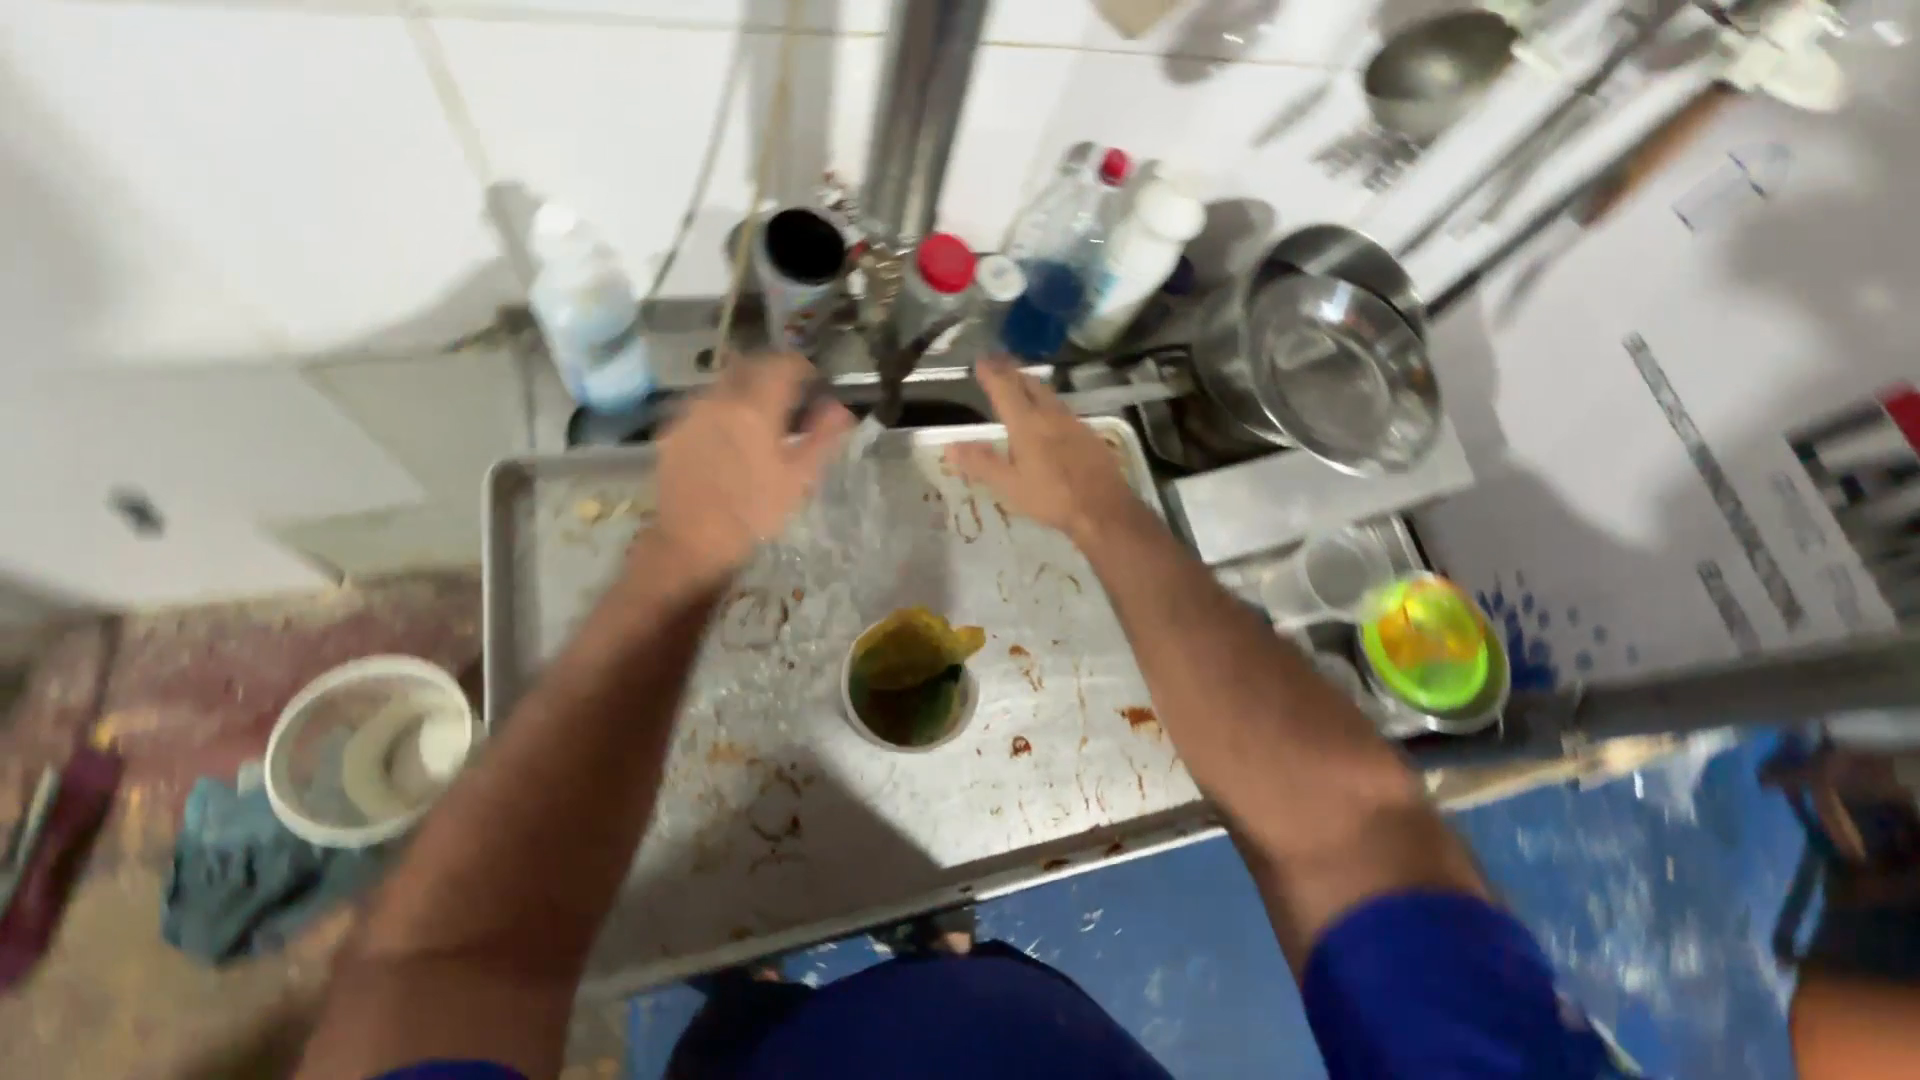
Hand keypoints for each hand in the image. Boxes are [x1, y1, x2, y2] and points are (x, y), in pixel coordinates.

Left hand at [648, 353, 851, 585]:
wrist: (690, 542)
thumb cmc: (753, 513)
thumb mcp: (799, 479)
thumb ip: (823, 436)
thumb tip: (841, 409)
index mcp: (755, 407)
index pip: (783, 364)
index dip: (803, 368)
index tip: (814, 385)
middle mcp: (719, 398)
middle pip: (750, 366)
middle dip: (772, 374)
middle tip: (789, 399)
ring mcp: (691, 412)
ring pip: (723, 384)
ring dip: (745, 390)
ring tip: (758, 421)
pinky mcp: (672, 430)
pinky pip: (703, 406)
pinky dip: (722, 410)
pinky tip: (729, 439)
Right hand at [945, 355, 1139, 541]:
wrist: (1103, 508)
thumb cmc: (1052, 497)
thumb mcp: (1009, 485)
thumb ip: (980, 463)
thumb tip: (950, 447)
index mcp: (1027, 424)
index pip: (1005, 389)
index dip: (991, 374)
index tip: (980, 361)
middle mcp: (1051, 415)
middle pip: (1030, 384)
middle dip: (1012, 371)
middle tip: (999, 363)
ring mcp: (1074, 423)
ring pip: (1049, 395)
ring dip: (1032, 384)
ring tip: (1022, 382)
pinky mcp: (1089, 435)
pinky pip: (1064, 410)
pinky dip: (1049, 403)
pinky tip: (1051, 415)